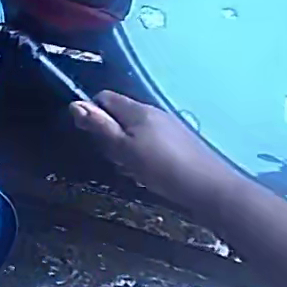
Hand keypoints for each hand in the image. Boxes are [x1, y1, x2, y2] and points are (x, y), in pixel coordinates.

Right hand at [68, 90, 247, 207]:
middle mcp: (154, 111)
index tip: (94, 135)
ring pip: (136, 126)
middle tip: (114, 154)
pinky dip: (144, 148)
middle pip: (120, 111)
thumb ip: (99, 125)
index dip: (93, 112)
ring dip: (127, 141)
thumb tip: (74, 104)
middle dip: (110, 130)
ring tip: (132, 164)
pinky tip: (151, 168)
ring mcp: (170, 125)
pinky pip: (152, 136)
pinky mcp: (182, 140)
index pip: (104, 97)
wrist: (213, 189)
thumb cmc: (161, 168)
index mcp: (137, 110)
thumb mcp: (122, 148)